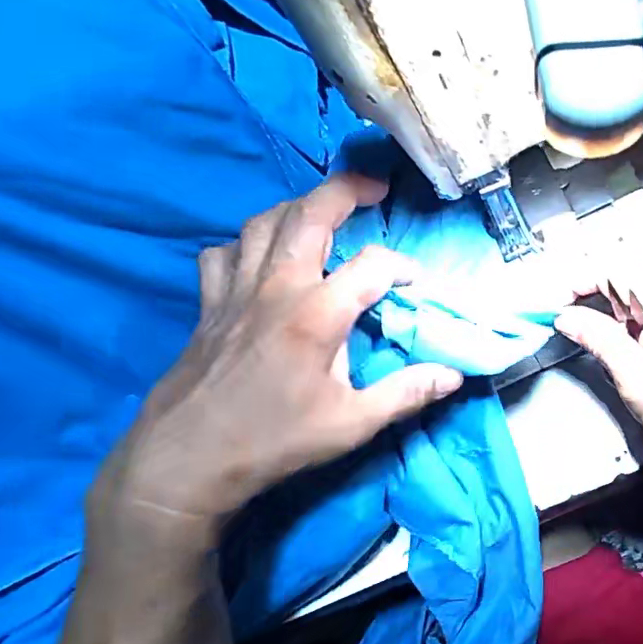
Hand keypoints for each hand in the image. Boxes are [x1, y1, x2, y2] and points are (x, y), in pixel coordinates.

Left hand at [89, 173, 464, 547]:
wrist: (189, 458)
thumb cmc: (276, 441)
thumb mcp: (352, 424)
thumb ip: (406, 394)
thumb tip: (453, 376)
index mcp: (317, 313)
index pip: (373, 265)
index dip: (403, 268)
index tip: (417, 285)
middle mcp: (276, 287)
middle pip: (310, 214)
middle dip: (346, 189)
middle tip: (374, 186)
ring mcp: (236, 290)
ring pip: (263, 223)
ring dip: (297, 208)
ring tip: (322, 214)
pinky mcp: (208, 305)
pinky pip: (223, 253)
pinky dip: (244, 246)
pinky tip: (258, 260)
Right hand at [553, 266, 642, 472]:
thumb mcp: (634, 376)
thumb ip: (598, 338)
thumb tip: (564, 316)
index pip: (613, 270)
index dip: (576, 281)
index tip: (550, 303)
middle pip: (620, 279)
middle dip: (586, 297)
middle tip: (558, 320)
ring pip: (629, 297)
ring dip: (602, 314)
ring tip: (579, 334)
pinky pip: (642, 313)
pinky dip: (619, 325)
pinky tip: (608, 344)